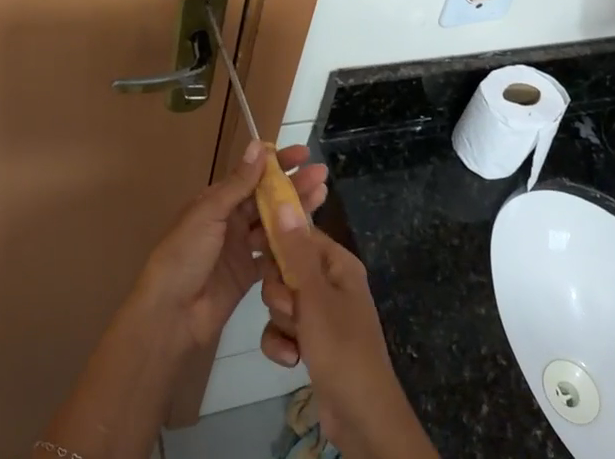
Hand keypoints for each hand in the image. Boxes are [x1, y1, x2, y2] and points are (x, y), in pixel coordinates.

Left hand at [133, 140, 328, 349]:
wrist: (171, 314)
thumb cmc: (184, 256)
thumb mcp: (208, 215)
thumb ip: (238, 184)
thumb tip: (258, 146)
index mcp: (215, 202)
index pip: (251, 176)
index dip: (276, 164)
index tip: (303, 154)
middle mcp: (229, 221)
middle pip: (266, 199)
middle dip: (293, 185)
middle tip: (321, 175)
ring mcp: (240, 249)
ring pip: (273, 224)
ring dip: (295, 212)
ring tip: (322, 196)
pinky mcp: (248, 275)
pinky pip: (273, 256)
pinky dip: (289, 247)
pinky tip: (311, 236)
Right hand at [259, 205, 436, 457]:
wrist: (361, 414)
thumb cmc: (341, 347)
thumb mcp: (314, 296)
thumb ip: (295, 250)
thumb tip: (284, 200)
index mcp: (338, 264)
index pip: (299, 234)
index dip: (276, 240)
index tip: (254, 246)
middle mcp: (330, 283)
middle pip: (285, 269)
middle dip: (279, 292)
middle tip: (291, 308)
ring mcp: (321, 315)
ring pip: (280, 301)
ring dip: (281, 321)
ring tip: (296, 340)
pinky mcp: (312, 342)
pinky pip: (283, 329)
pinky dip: (282, 344)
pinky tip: (292, 361)